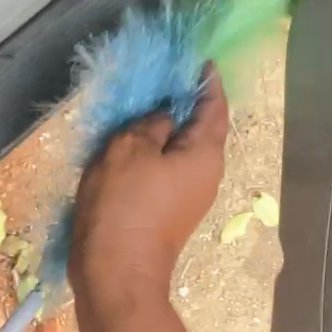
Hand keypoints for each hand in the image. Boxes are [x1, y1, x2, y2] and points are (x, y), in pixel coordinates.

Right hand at [70, 68, 229, 308]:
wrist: (116, 273)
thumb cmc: (124, 205)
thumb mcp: (130, 149)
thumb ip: (151, 123)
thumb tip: (165, 117)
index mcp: (205, 153)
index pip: (215, 105)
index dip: (206, 80)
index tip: (196, 58)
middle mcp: (208, 172)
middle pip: (204, 126)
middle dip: (188, 100)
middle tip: (163, 76)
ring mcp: (191, 194)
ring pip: (185, 148)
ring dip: (170, 125)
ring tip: (144, 103)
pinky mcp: (171, 209)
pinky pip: (171, 166)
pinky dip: (159, 147)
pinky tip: (134, 139)